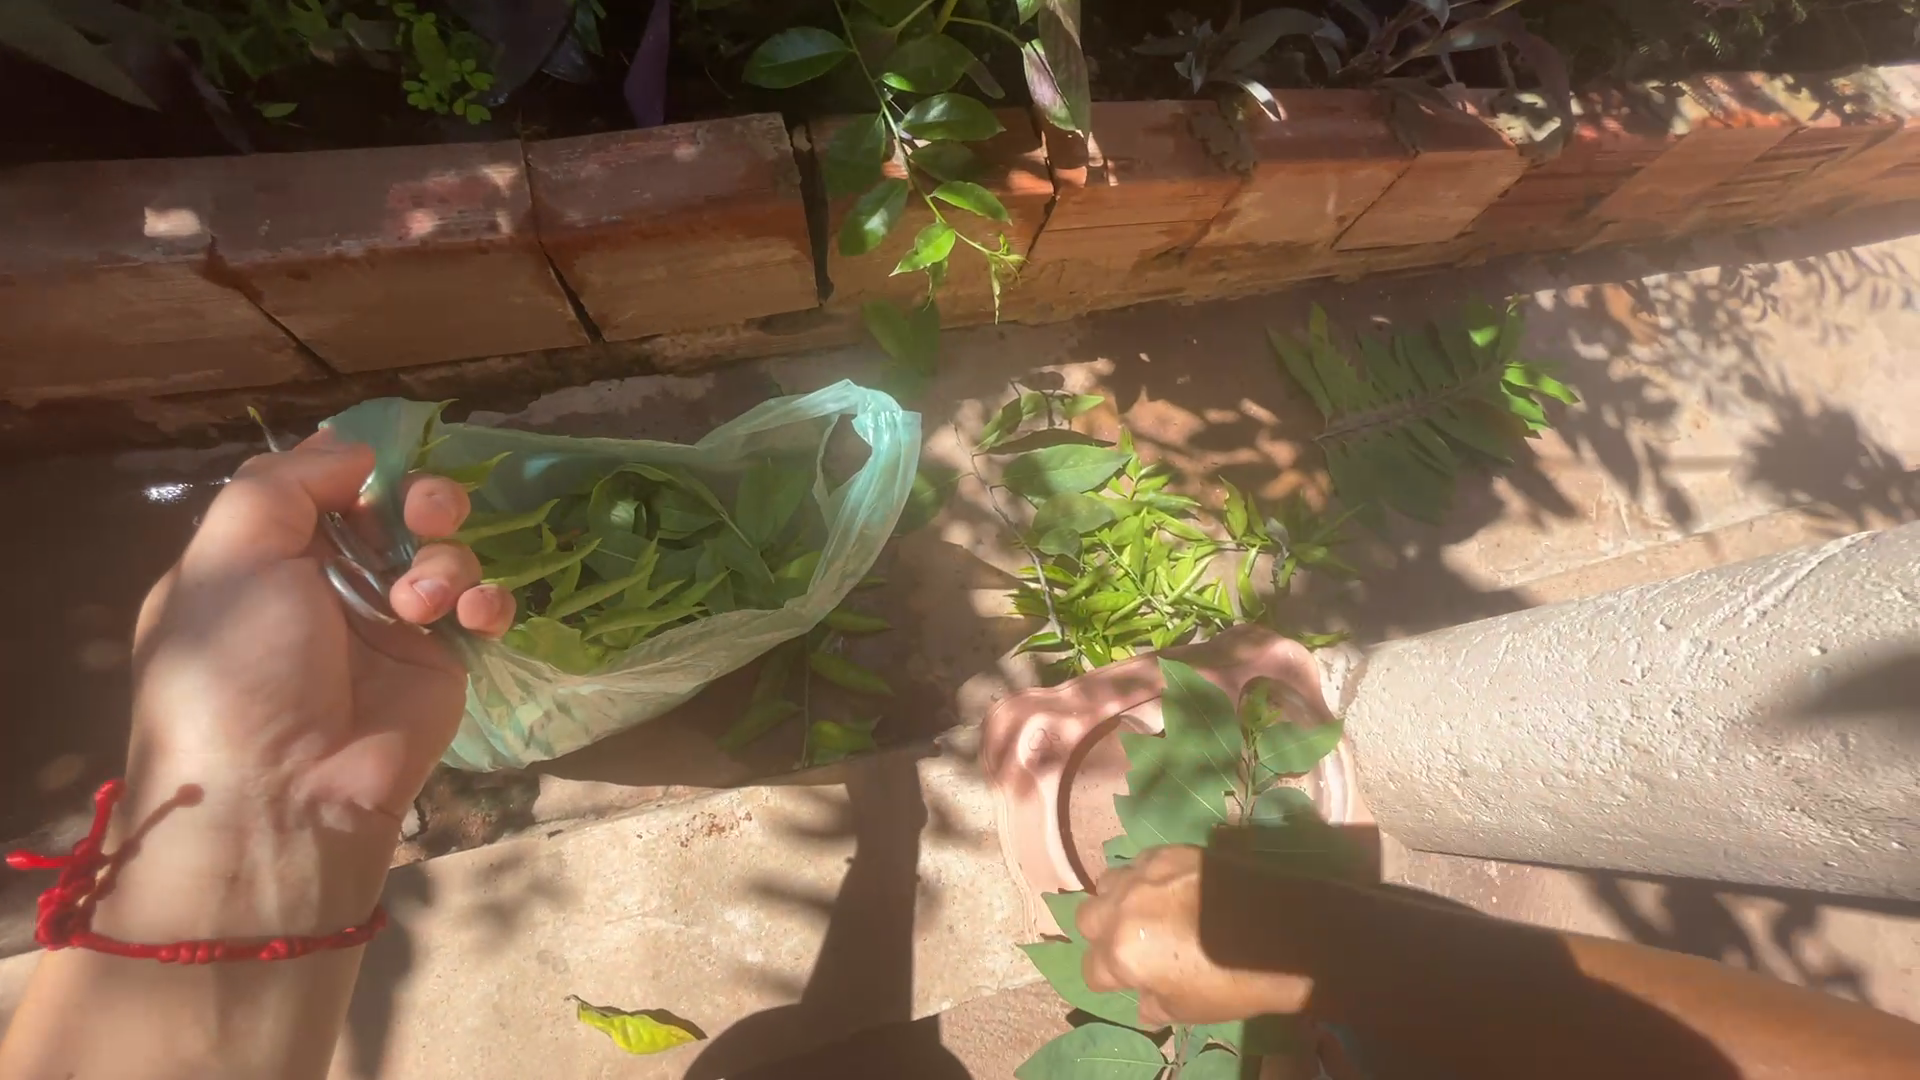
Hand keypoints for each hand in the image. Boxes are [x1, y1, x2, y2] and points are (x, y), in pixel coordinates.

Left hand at [97, 430, 514, 940]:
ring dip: (447, 565)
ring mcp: (401, 619)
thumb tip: (354, 447)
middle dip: (428, 502)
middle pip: (405, 512)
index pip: (332, 487)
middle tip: (429, 515)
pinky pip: (487, 605)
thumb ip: (283, 488)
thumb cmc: (243, 669)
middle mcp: (340, 580)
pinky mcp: (450, 653)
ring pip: (451, 553)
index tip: (389, 461)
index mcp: (275, 555)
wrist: (291, 788)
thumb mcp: (229, 564)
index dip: (366, 467)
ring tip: (424, 604)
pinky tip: (475, 618)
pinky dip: (489, 602)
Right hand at [1077, 845, 1312, 1026]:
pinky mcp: (1164, 852)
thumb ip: (1155, 1005)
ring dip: (1118, 899)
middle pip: (1086, 918)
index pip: (1091, 969)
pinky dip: (1145, 878)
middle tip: (1129, 942)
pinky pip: (1138, 863)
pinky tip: (1169, 889)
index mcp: (1123, 953)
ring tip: (1144, 910)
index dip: (1106, 979)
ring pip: (1107, 883)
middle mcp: (1121, 909)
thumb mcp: (1190, 1010)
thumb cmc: (1231, 982)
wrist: (1276, 932)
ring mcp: (1142, 875)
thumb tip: (1143, 1003)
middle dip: (1101, 932)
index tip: (1124, 981)